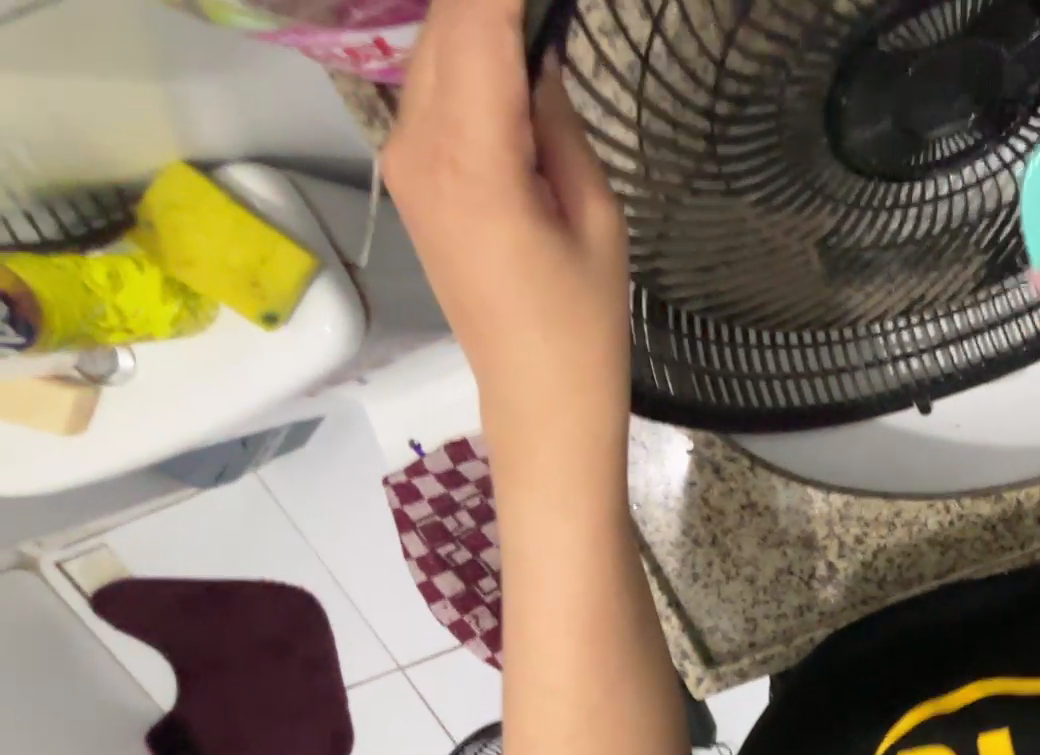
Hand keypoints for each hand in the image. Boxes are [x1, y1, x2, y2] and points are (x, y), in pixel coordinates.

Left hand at [382, 0, 629, 438]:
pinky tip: (514, 75)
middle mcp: (418, 146)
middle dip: (493, 6)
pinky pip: (434, 98)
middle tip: (550, 14)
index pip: (477, 26)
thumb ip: (560, 129)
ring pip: (435, 57)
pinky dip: (470, 70)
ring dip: (481, 31)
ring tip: (536, 35)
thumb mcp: (598, 220)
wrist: (537, 395)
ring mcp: (404, 163)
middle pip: (446, 29)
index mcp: (473, 159)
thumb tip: (539, 65)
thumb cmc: (585, 322)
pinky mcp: (410, 181)